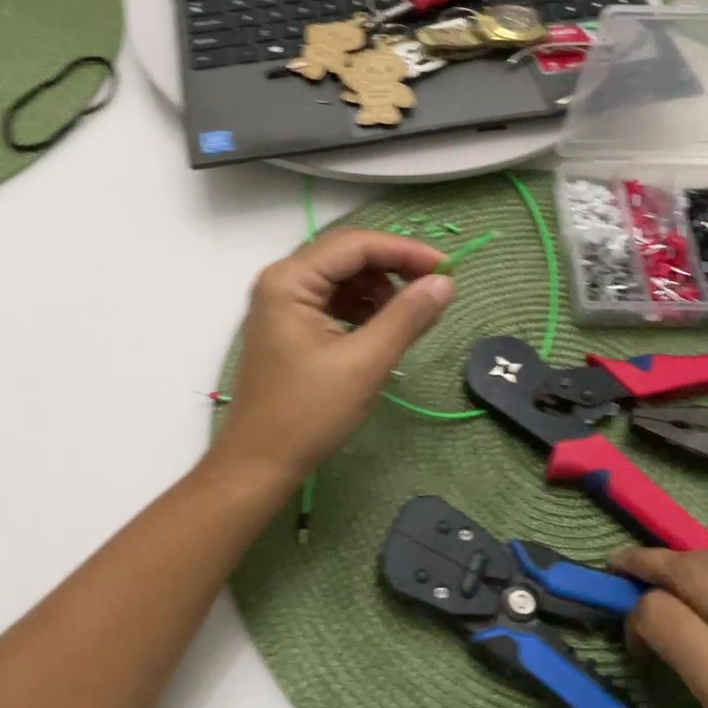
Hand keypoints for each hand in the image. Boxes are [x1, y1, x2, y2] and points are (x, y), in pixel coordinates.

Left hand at [211, 229, 452, 479]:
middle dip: (392, 267)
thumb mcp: (365, 363)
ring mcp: (280, 303)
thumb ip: (406, 317)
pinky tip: (381, 330)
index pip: (355, 245)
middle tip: (434, 287)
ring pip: (340, 278)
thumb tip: (445, 282)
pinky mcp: (287, 325)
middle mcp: (280, 281)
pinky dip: (360, 308)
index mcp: (289, 281)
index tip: (449, 268)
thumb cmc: (308, 413)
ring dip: (377, 289)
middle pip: (346, 255)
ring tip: (408, 317)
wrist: (259, 462)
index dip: (405, 251)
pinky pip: (331, 300)